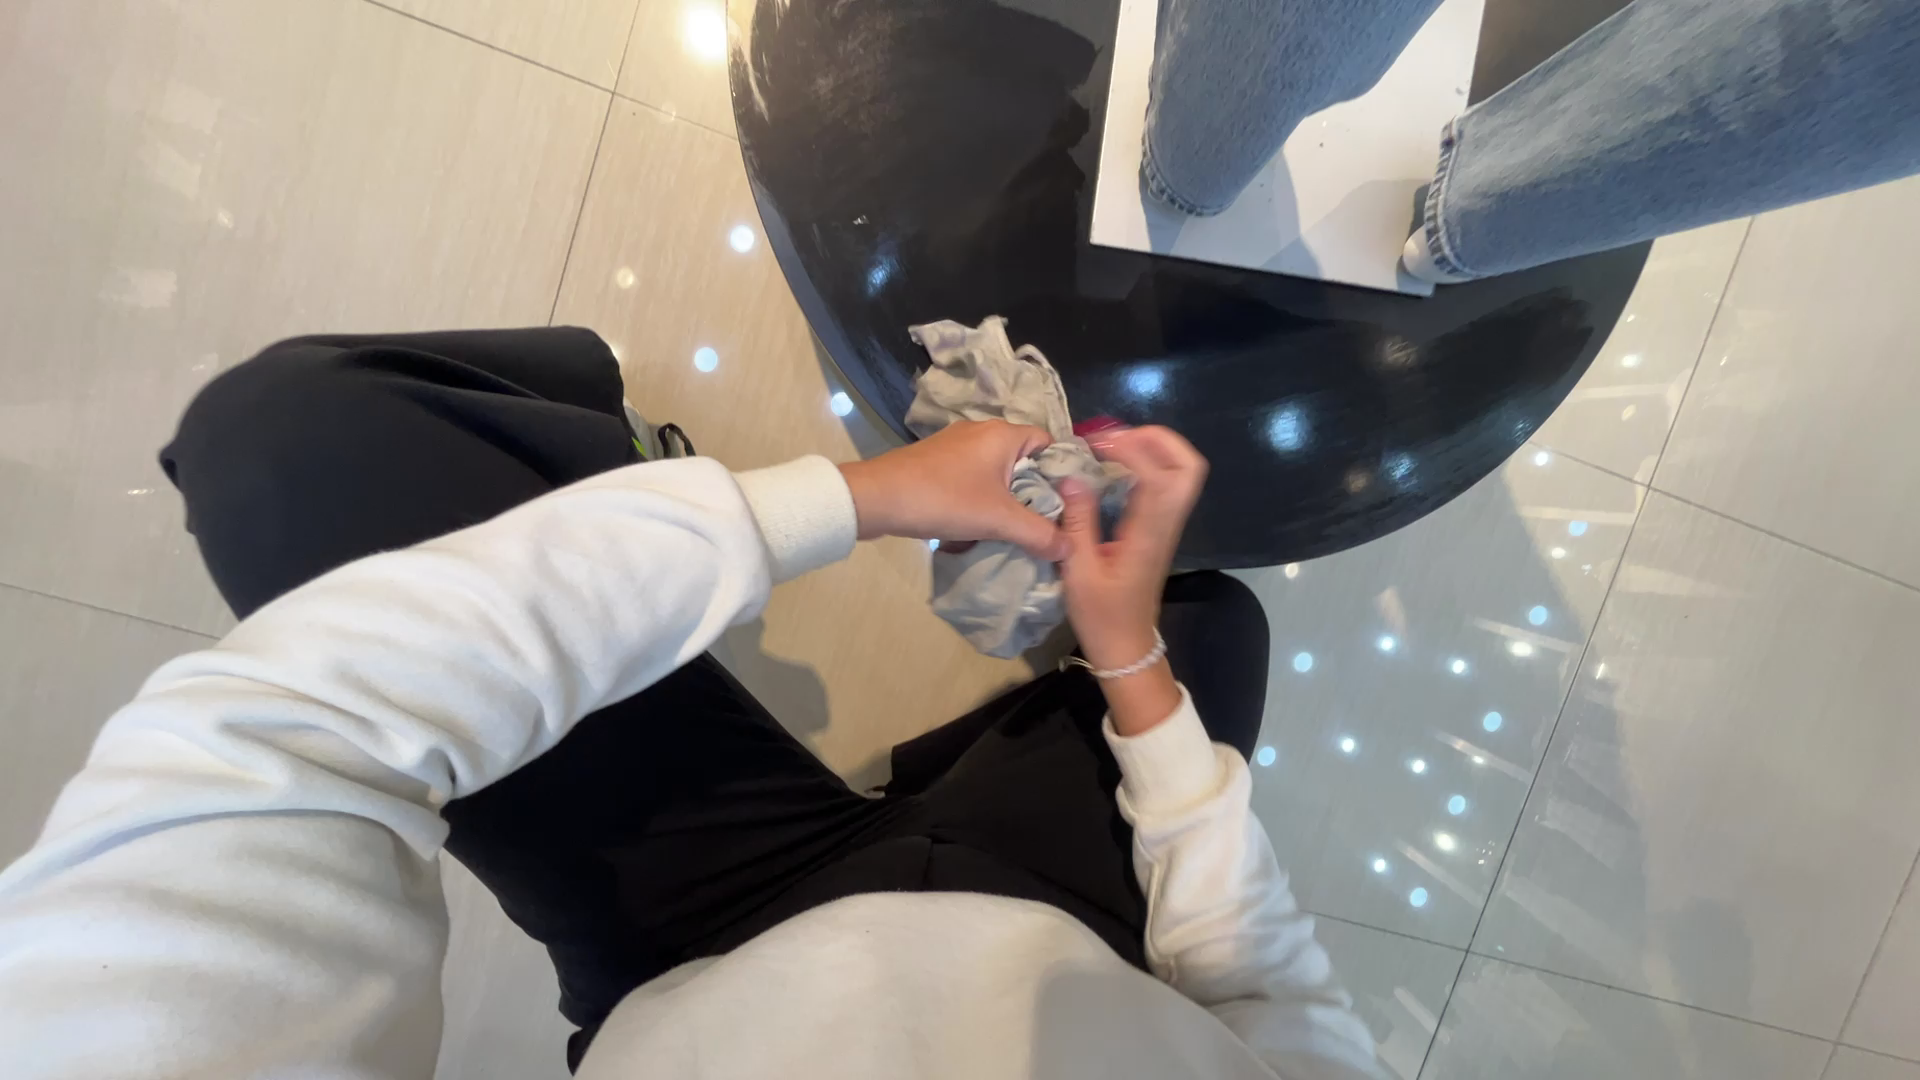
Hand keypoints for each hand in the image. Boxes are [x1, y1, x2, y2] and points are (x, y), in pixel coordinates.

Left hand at [838, 420, 1068, 558]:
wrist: (877, 498)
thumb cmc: (944, 499)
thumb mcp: (998, 520)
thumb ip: (1038, 534)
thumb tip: (1070, 549)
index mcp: (1002, 434)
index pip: (1048, 443)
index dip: (1061, 472)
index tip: (1066, 504)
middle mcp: (981, 431)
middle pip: (1023, 458)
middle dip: (1034, 489)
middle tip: (1044, 522)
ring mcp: (955, 444)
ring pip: (996, 469)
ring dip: (1006, 496)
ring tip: (1015, 527)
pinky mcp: (936, 460)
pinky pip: (972, 475)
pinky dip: (981, 495)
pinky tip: (979, 521)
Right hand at [1057, 426, 1207, 733]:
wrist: (1125, 646)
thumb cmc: (1101, 616)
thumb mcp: (1077, 571)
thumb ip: (1077, 522)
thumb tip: (1072, 478)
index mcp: (1149, 534)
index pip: (1158, 476)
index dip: (1129, 450)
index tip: (1093, 447)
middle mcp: (1165, 524)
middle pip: (1187, 465)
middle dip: (1155, 439)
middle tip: (1113, 437)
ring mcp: (1166, 526)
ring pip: (1180, 472)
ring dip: (1150, 448)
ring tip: (1109, 446)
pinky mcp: (1158, 529)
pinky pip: (1164, 484)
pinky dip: (1144, 464)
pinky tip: (1111, 467)